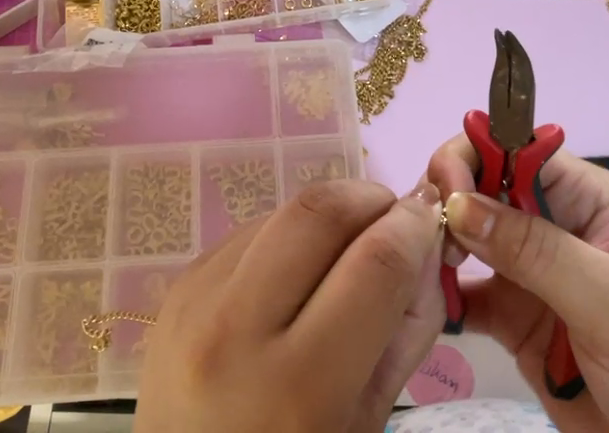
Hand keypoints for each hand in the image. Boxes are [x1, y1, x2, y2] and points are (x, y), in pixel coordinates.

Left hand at [137, 178, 445, 432]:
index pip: (375, 265)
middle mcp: (237, 327)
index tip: (429, 219)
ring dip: (330, 212)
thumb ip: (405, 332)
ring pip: (282, 212)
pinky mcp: (180, 283)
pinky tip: (301, 266)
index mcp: (297, 385)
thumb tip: (424, 245)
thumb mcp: (364, 421)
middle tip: (393, 216)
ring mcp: (198, 298)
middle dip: (370, 197)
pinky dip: (290, 233)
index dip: (414, 229)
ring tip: (351, 241)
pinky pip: (250, 231)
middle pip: (319, 212)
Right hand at [430, 138, 608, 432]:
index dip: (474, 155)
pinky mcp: (517, 324)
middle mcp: (554, 228)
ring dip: (435, 247)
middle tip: (419, 241)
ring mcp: (533, 277)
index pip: (518, 149)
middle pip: (483, 190)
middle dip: (446, 201)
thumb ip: (536, 250)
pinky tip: (422, 306)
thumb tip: (457, 199)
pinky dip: (440, 296)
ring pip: (467, 241)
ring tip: (413, 274)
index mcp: (588, 201)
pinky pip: (467, 297)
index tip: (442, 191)